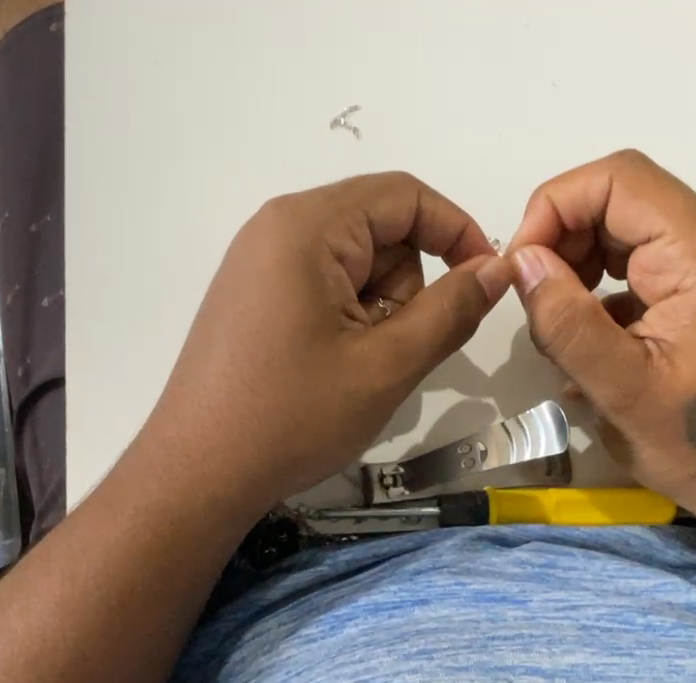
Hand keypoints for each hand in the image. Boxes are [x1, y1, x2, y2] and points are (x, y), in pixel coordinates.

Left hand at [127, 172, 513, 515]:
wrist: (198, 474)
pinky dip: (346, 323)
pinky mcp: (249, 302)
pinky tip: (332, 373)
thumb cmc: (292, 417)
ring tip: (358, 371)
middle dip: (408, 286)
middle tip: (394, 352)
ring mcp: (256, 267)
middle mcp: (275, 230)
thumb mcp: (386, 366)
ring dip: (377, 311)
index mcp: (306, 226)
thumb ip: (451, 310)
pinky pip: (320, 290)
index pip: (404, 195)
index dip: (456, 231)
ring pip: (352, 266)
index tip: (483, 283)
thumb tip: (497, 268)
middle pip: (377, 230)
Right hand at [504, 150, 695, 535]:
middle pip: (619, 201)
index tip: (520, 269)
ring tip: (559, 334)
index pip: (618, 179)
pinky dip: (600, 295)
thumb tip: (519, 262)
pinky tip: (586, 348)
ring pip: (624, 235)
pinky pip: (639, 270)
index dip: (554, 207)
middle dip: (561, 243)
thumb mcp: (623, 391)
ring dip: (576, 272)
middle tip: (535, 308)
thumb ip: (568, 323)